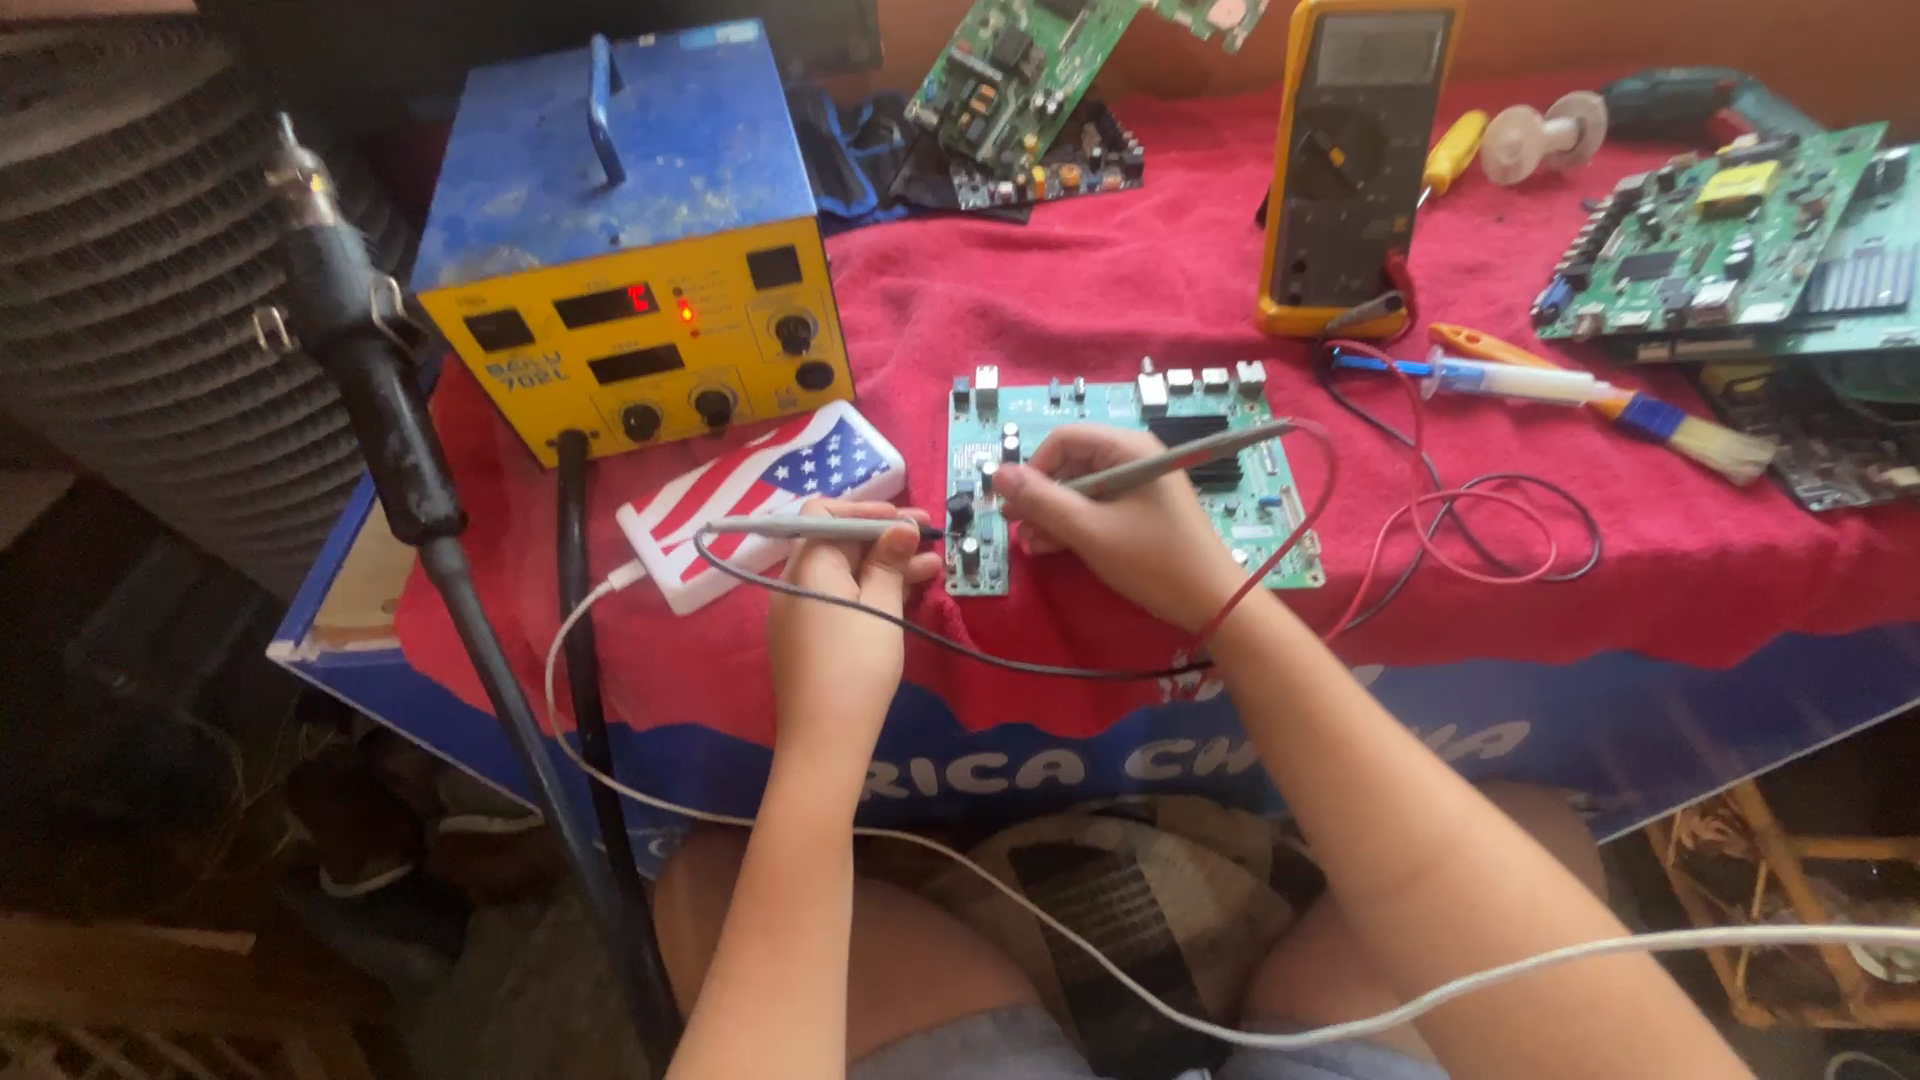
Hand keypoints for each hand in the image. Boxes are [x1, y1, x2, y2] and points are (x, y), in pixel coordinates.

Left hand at [767, 499, 941, 764]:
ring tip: (933, 568)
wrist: (825, 738)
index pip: (827, 512)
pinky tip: (907, 595)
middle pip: (838, 542)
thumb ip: (890, 562)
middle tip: (931, 540)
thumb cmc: (857, 664)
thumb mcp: (883, 606)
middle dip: (885, 538)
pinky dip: (869, 589)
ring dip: (884, 566)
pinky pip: (838, 597)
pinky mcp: (807, 635)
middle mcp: (794, 580)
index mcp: (808, 564)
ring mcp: (798, 610)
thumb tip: (902, 527)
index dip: (869, 510)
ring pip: (843, 573)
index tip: (908, 520)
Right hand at [995, 425, 1249, 631]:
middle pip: (1071, 464)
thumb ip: (1042, 501)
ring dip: (1052, 515)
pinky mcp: (1140, 511)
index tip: (1016, 504)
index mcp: (1128, 448)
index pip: (1064, 439)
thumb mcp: (1091, 531)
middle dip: (1041, 497)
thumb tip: (997, 475)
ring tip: (1031, 545)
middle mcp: (1133, 458)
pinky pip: (1097, 508)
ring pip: (1080, 490)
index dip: (1033, 469)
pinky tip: (1050, 548)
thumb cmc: (1153, 560)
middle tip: (1017, 528)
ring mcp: (1138, 485)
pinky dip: (1072, 525)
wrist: (1212, 601)